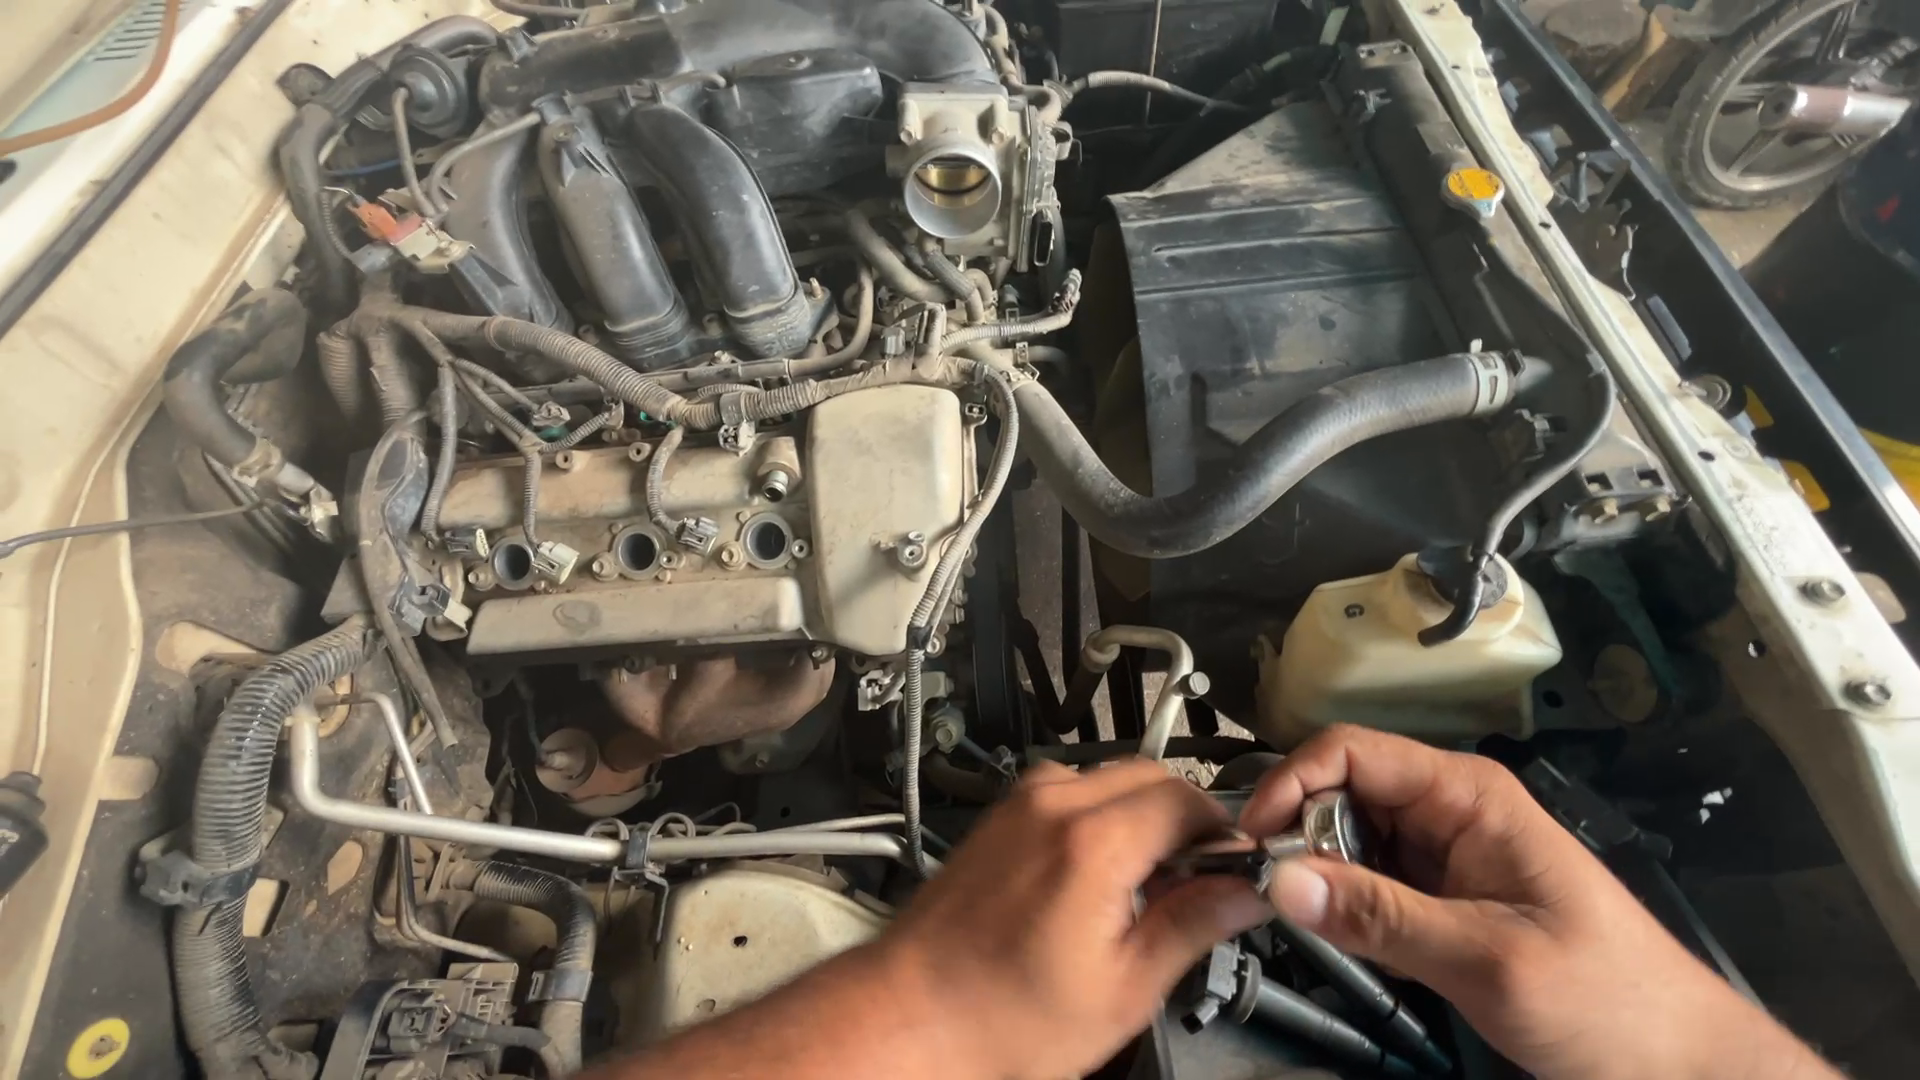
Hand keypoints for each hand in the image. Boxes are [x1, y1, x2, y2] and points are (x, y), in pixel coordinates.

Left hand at [873, 759, 1273, 1079]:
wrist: (914, 1010)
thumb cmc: (1005, 1016)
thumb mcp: (1122, 988)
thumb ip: (1190, 923)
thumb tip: (1243, 891)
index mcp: (1093, 843)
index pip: (1185, 799)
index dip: (1221, 829)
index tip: (1234, 864)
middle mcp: (1054, 803)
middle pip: (1149, 776)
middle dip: (1184, 816)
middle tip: (1196, 876)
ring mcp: (1022, 800)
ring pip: (1109, 777)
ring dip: (1141, 812)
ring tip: (1144, 879)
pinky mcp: (1002, 811)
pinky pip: (1069, 788)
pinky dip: (1100, 811)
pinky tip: (1097, 867)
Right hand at [1239, 725, 1839, 1079]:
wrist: (1690, 1075)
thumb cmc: (1610, 1006)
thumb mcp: (1490, 962)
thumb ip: (1379, 918)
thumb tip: (1275, 881)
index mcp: (1463, 792)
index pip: (1349, 752)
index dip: (1291, 783)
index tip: (1254, 841)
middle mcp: (1443, 805)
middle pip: (1338, 790)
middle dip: (1299, 834)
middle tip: (1275, 893)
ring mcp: (1438, 847)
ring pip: (1343, 834)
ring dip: (1319, 872)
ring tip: (1315, 924)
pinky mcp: (1434, 887)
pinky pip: (1363, 874)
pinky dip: (1342, 900)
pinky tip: (1349, 937)